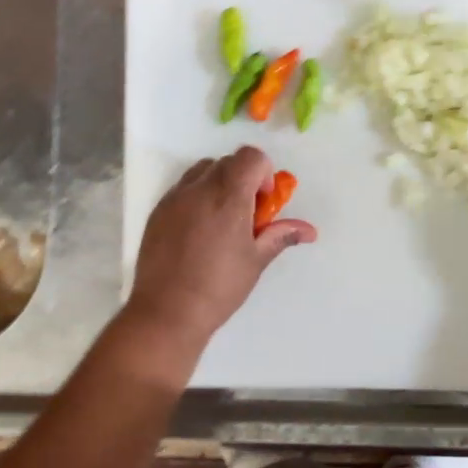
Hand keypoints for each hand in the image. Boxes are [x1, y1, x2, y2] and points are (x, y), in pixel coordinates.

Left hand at [125, 146, 317, 349]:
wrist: (167, 310)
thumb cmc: (219, 287)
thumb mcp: (256, 260)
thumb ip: (280, 236)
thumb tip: (309, 230)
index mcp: (228, 196)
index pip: (251, 157)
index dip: (263, 173)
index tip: (263, 202)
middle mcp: (199, 188)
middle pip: (227, 162)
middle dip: (242, 179)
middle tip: (246, 214)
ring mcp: (174, 198)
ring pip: (202, 171)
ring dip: (218, 184)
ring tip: (221, 221)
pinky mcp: (157, 211)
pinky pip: (181, 189)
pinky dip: (196, 197)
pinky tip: (198, 232)